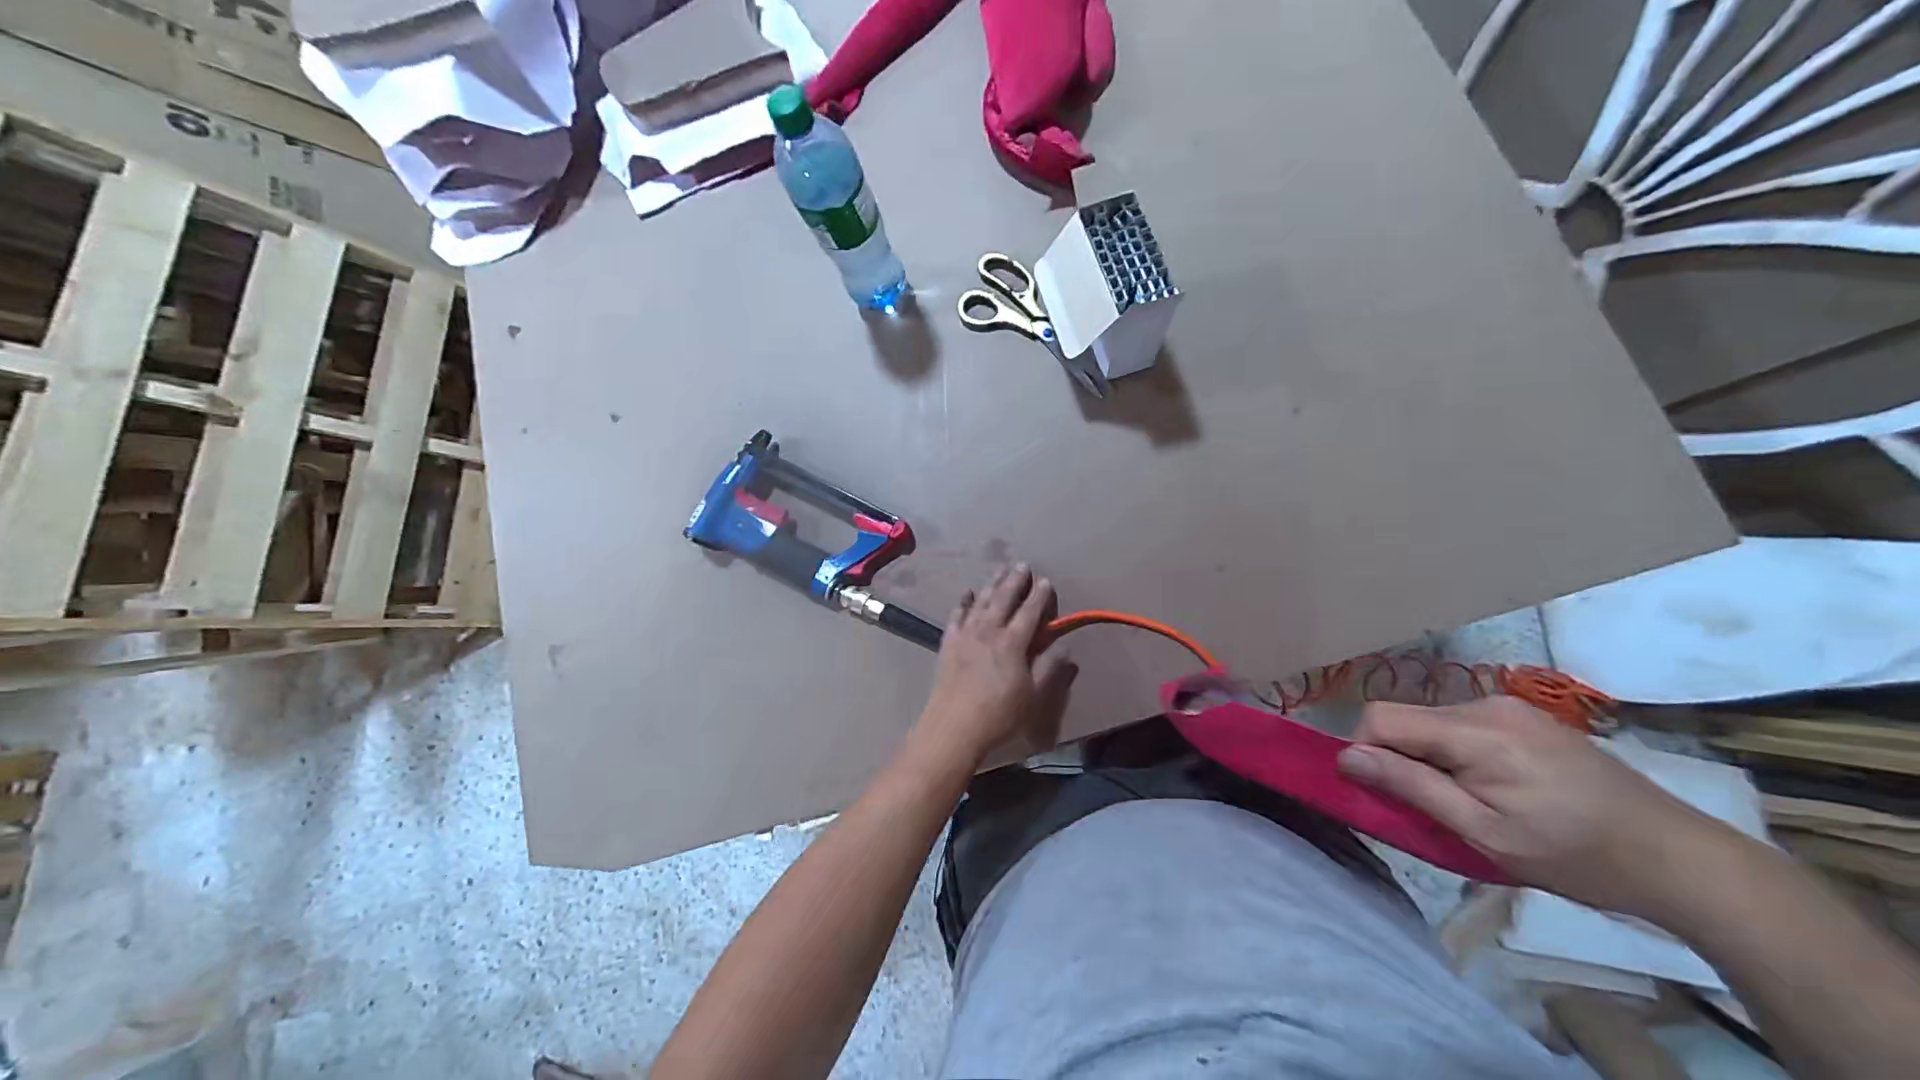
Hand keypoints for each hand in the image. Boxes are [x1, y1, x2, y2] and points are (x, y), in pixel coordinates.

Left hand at [915, 566, 1077, 766]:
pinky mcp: (948, 644)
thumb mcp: (1033, 695)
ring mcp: (966, 635)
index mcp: (1013, 642)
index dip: (1039, 596)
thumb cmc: (999, 714)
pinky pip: (956, 616)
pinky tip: (966, 593)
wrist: (954, 726)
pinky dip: (963, 602)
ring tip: (999, 570)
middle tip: (1021, 565)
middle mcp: (989, 631)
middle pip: (1003, 599)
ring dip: (991, 584)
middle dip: (1014, 581)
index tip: (1045, 581)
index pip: (1030, 612)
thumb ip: (1049, 668)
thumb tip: (1064, 647)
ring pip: (980, 602)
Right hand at [1337, 697, 1735, 917]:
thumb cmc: (1575, 855)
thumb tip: (1345, 757)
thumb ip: (1411, 787)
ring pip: (1431, 722)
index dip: (1364, 751)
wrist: (1677, 857)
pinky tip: (1491, 787)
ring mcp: (1510, 708)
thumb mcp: (1484, 832)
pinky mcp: (1525, 718)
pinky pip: (1461, 725)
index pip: (1379, 717)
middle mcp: (1486, 705)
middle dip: (1398, 759)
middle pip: (1405, 718)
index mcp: (1475, 730)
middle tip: (1430, 809)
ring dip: (1427, 758)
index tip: (1382, 793)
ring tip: (1464, 803)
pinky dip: (1454, 753)